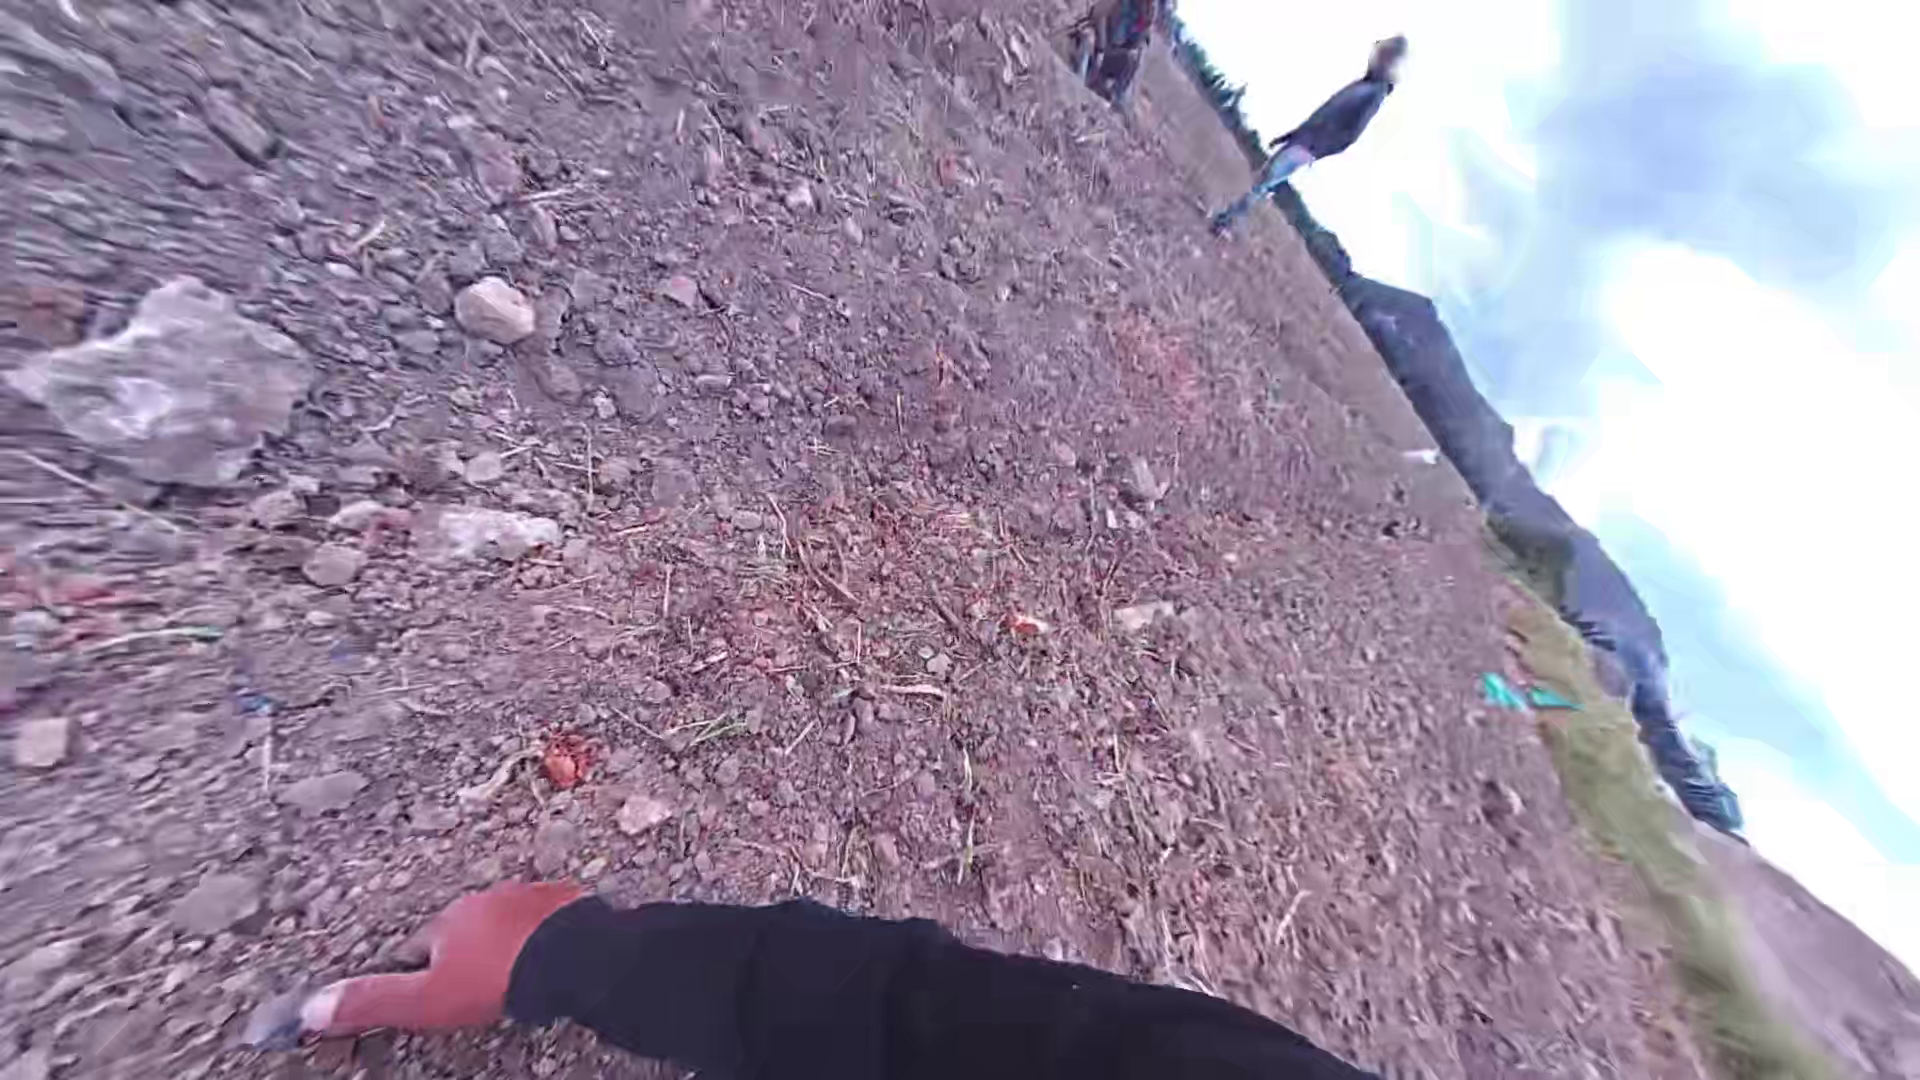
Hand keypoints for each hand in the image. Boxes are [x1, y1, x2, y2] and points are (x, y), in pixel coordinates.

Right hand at [300, 881, 584, 1035]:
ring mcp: (532, 892)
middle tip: (473, 986)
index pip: (419, 946)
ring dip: (502, 941)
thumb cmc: (494, 977)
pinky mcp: (565, 898)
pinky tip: (542, 954)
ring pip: (505, 920)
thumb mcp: (422, 1000)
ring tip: (507, 971)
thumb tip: (309, 1007)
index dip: (418, 975)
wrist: (569, 954)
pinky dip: (537, 932)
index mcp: (453, 915)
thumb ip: (370, 1001)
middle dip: (463, 953)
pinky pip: (543, 916)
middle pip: (465, 929)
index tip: (426, 995)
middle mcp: (492, 894)